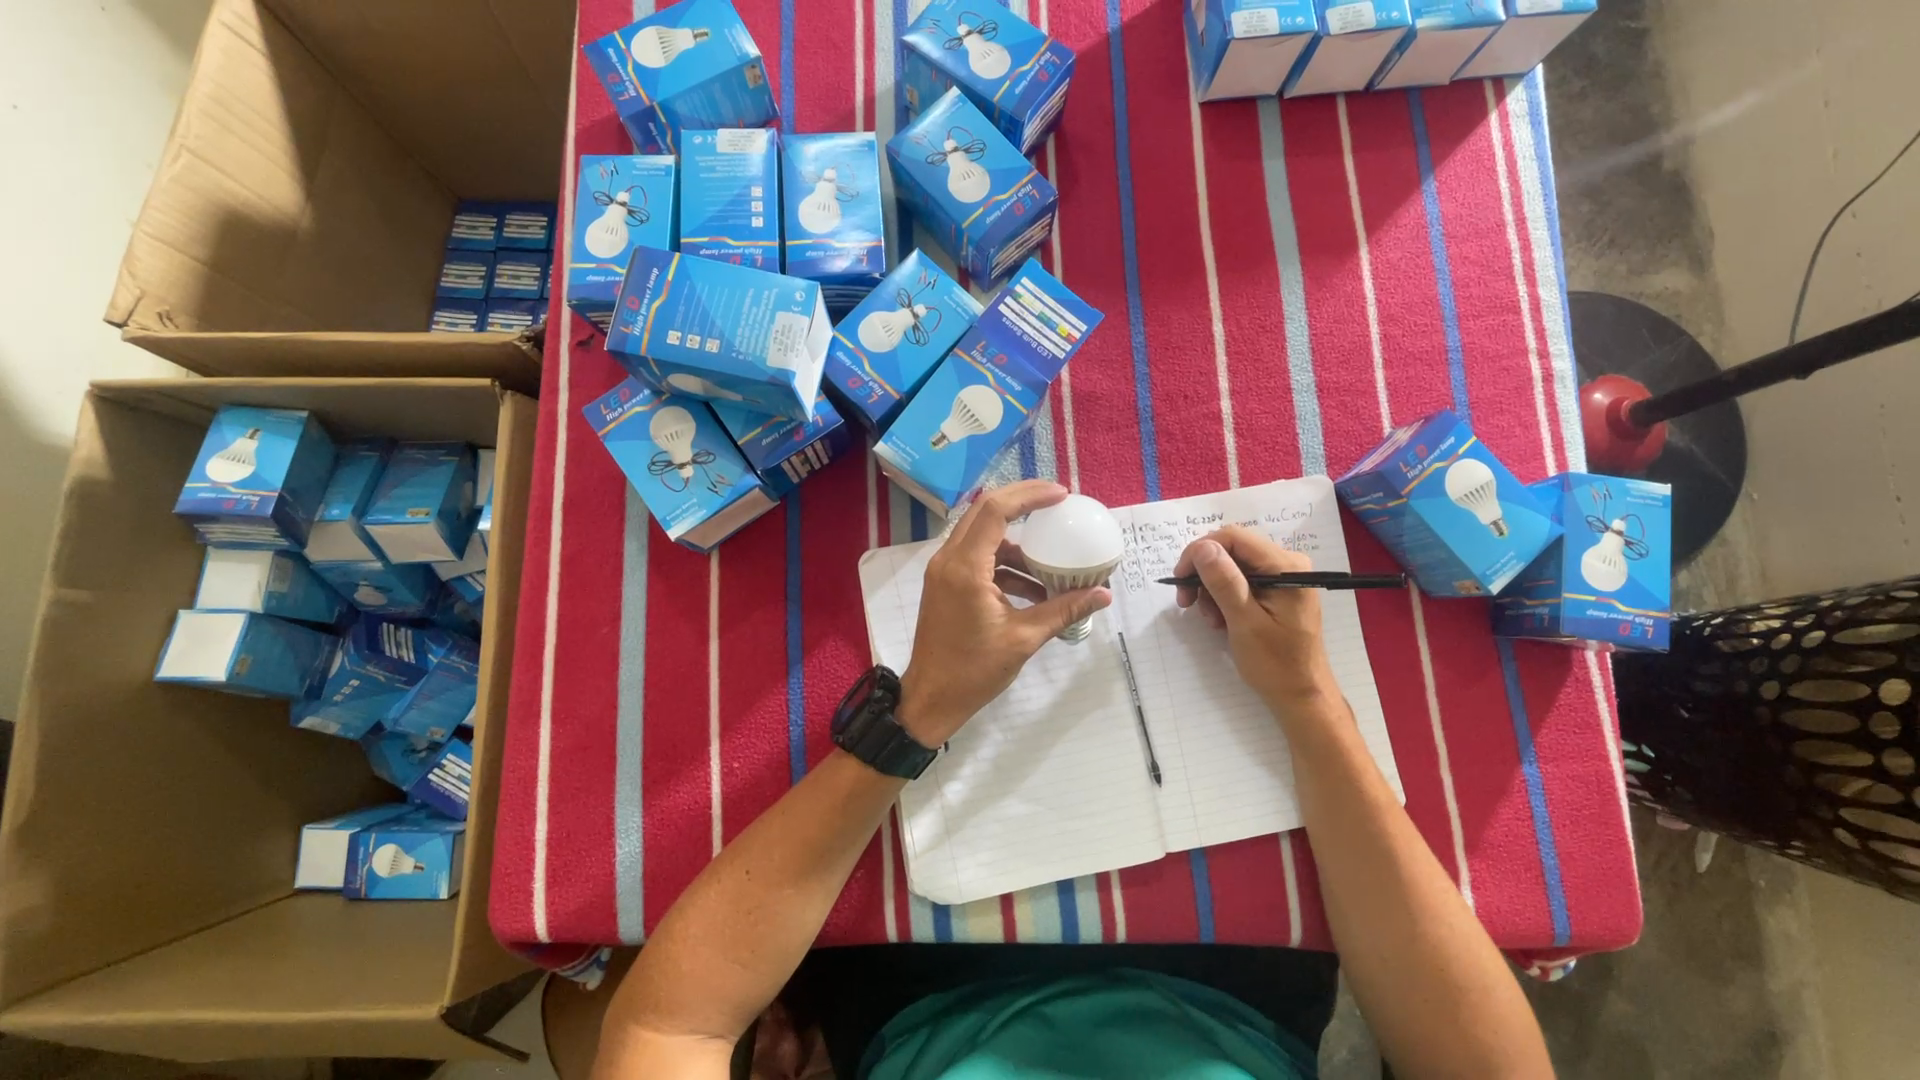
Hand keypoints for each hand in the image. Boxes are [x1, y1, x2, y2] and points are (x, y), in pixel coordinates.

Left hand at [897, 480, 1112, 744]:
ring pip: (982, 537)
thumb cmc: (973, 670)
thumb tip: (1103, 594)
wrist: (930, 698)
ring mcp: (943, 572)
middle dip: (1023, 504)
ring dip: (1017, 544)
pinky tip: (1034, 589)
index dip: (1029, 495)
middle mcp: (948, 560)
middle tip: (1059, 505)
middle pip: (985, 512)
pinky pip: (978, 559)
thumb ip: (1064, 610)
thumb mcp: (1024, 638)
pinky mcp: (946, 585)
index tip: (1062, 495)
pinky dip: (1005, 566)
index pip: (995, 510)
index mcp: (965, 568)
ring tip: (1052, 561)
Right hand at [1173, 526, 1340, 713]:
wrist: (1300, 695)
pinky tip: (1221, 620)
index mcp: (1286, 567)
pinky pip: (1240, 581)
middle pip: (1231, 550)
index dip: (1200, 552)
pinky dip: (1223, 597)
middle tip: (1187, 603)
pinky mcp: (1275, 591)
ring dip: (1212, 589)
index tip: (1180, 581)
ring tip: (1211, 619)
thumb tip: (1202, 547)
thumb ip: (1224, 582)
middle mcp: (1287, 564)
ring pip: (1231, 566)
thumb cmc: (1275, 663)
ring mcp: (1282, 577)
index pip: (1233, 538)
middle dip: (1204, 574)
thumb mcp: (1244, 622)